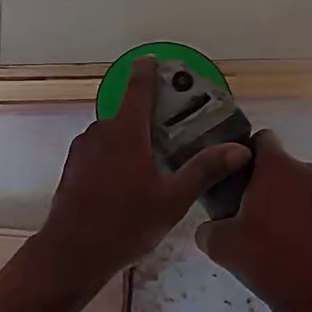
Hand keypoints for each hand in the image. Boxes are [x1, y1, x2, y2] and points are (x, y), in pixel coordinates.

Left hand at [35, 55, 251, 281]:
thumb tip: (239, 150)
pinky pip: (100, 150)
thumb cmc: (124, 223)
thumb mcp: (172, 200)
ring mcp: (82, 149)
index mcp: (124, 132)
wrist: (72, 252)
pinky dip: (115, 154)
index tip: (153, 60)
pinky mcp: (73, 166)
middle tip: (173, 127)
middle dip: (148, 115)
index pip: (138, 89)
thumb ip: (204, 170)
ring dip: (131, 138)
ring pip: (113, 134)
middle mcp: (100, 132)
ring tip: (155, 160)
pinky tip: (128, 180)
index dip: (147, 72)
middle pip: (127, 113)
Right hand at [194, 130, 311, 311]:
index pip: (260, 139)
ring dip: (290, 208)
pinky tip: (302, 256)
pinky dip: (311, 227)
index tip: (233, 177)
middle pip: (282, 170)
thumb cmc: (276, 262)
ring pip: (304, 193)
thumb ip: (209, 230)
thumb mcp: (224, 248)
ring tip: (277, 242)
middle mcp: (310, 173)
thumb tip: (208, 230)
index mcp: (277, 168)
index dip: (244, 154)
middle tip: (247, 217)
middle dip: (265, 188)